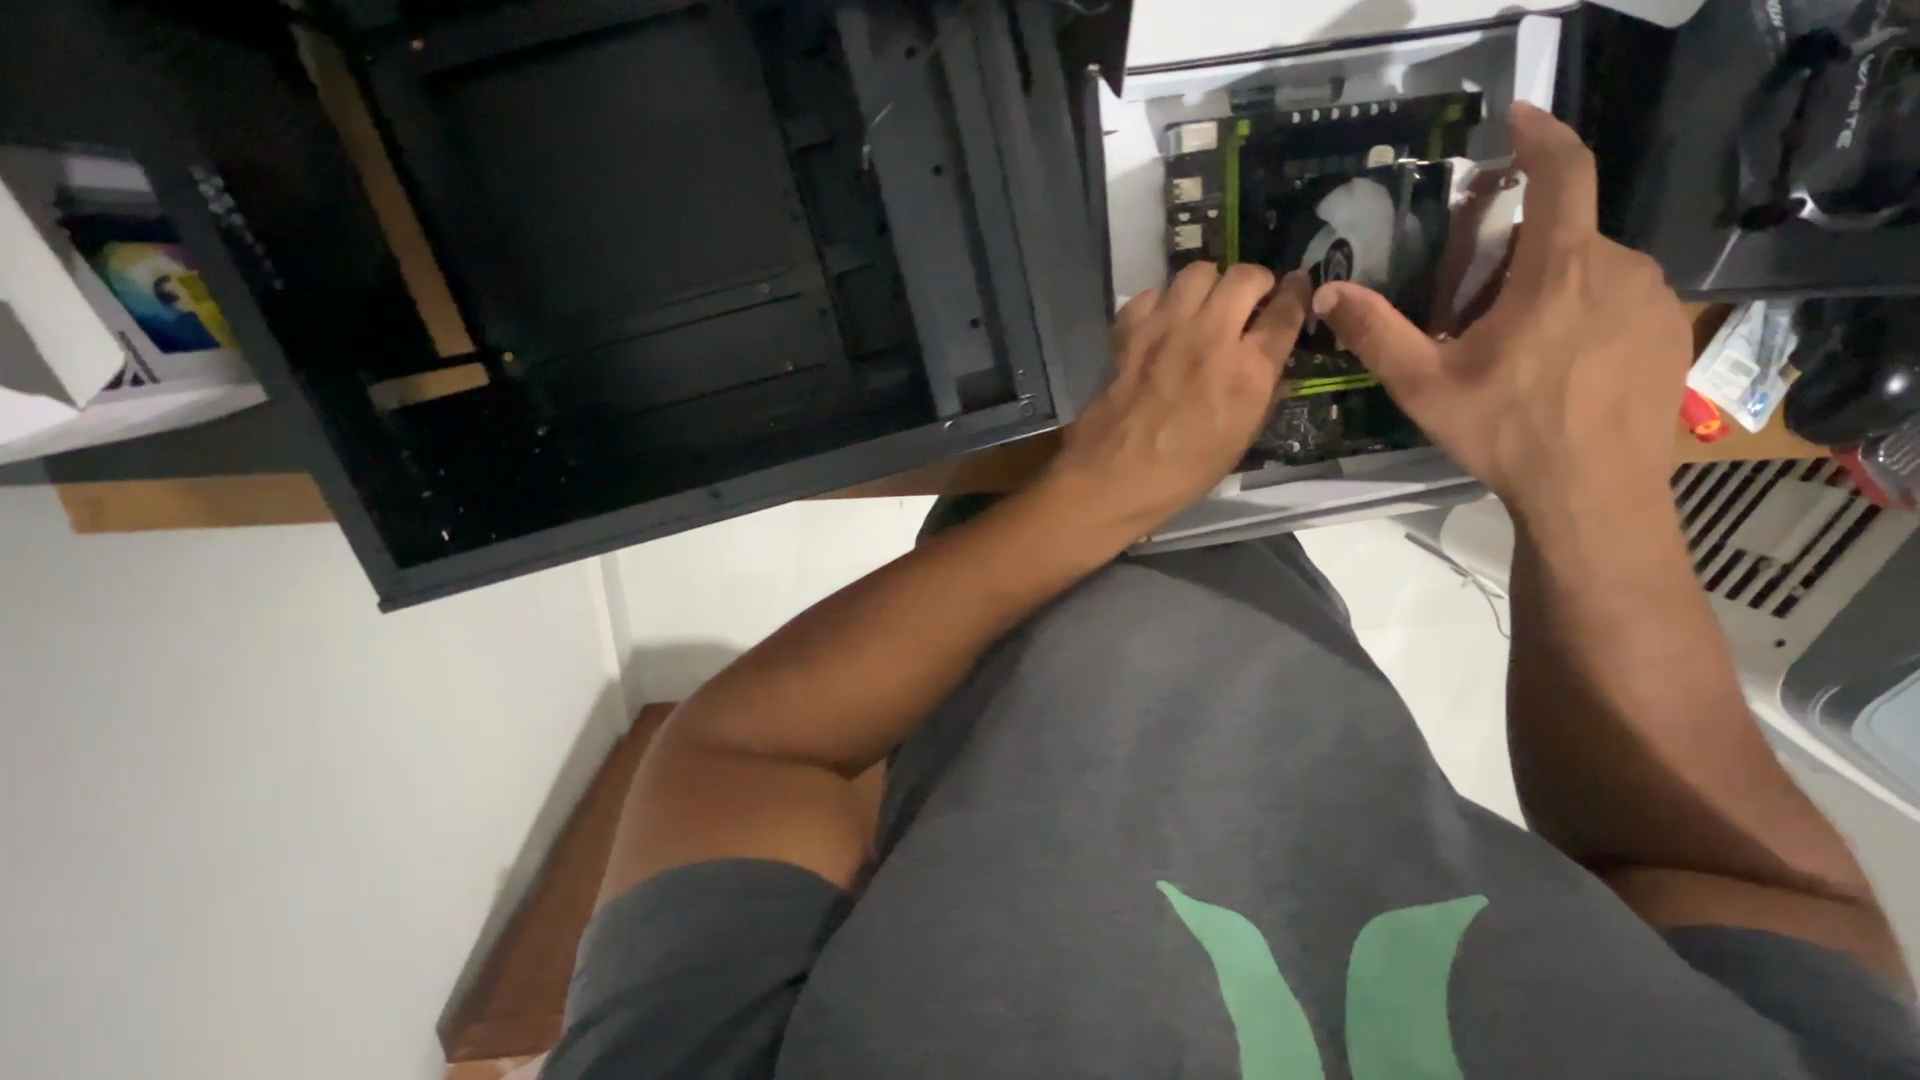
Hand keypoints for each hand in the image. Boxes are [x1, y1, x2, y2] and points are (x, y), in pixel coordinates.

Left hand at [1045, 263, 1309, 536]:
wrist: (1113, 476)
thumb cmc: (1183, 473)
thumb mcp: (1241, 440)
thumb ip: (1262, 393)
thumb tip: (1272, 366)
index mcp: (1249, 370)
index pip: (1286, 311)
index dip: (1297, 294)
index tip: (1297, 289)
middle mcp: (1211, 336)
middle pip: (1245, 277)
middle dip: (1255, 282)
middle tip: (1250, 300)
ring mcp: (1166, 328)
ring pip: (1198, 273)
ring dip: (1210, 284)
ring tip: (1206, 304)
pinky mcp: (1129, 330)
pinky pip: (1153, 293)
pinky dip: (1163, 301)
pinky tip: (1162, 323)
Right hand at [1311, 102, 1692, 524]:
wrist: (1594, 494)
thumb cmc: (1507, 433)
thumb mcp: (1425, 385)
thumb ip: (1375, 332)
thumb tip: (1325, 293)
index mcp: (1559, 269)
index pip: (1563, 171)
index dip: (1540, 134)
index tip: (1515, 116)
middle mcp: (1619, 267)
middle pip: (1562, 231)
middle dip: (1516, 248)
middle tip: (1473, 299)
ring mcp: (1653, 299)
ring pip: (1591, 265)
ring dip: (1548, 281)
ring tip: (1511, 340)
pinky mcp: (1669, 330)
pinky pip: (1619, 295)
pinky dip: (1581, 306)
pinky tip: (1555, 362)